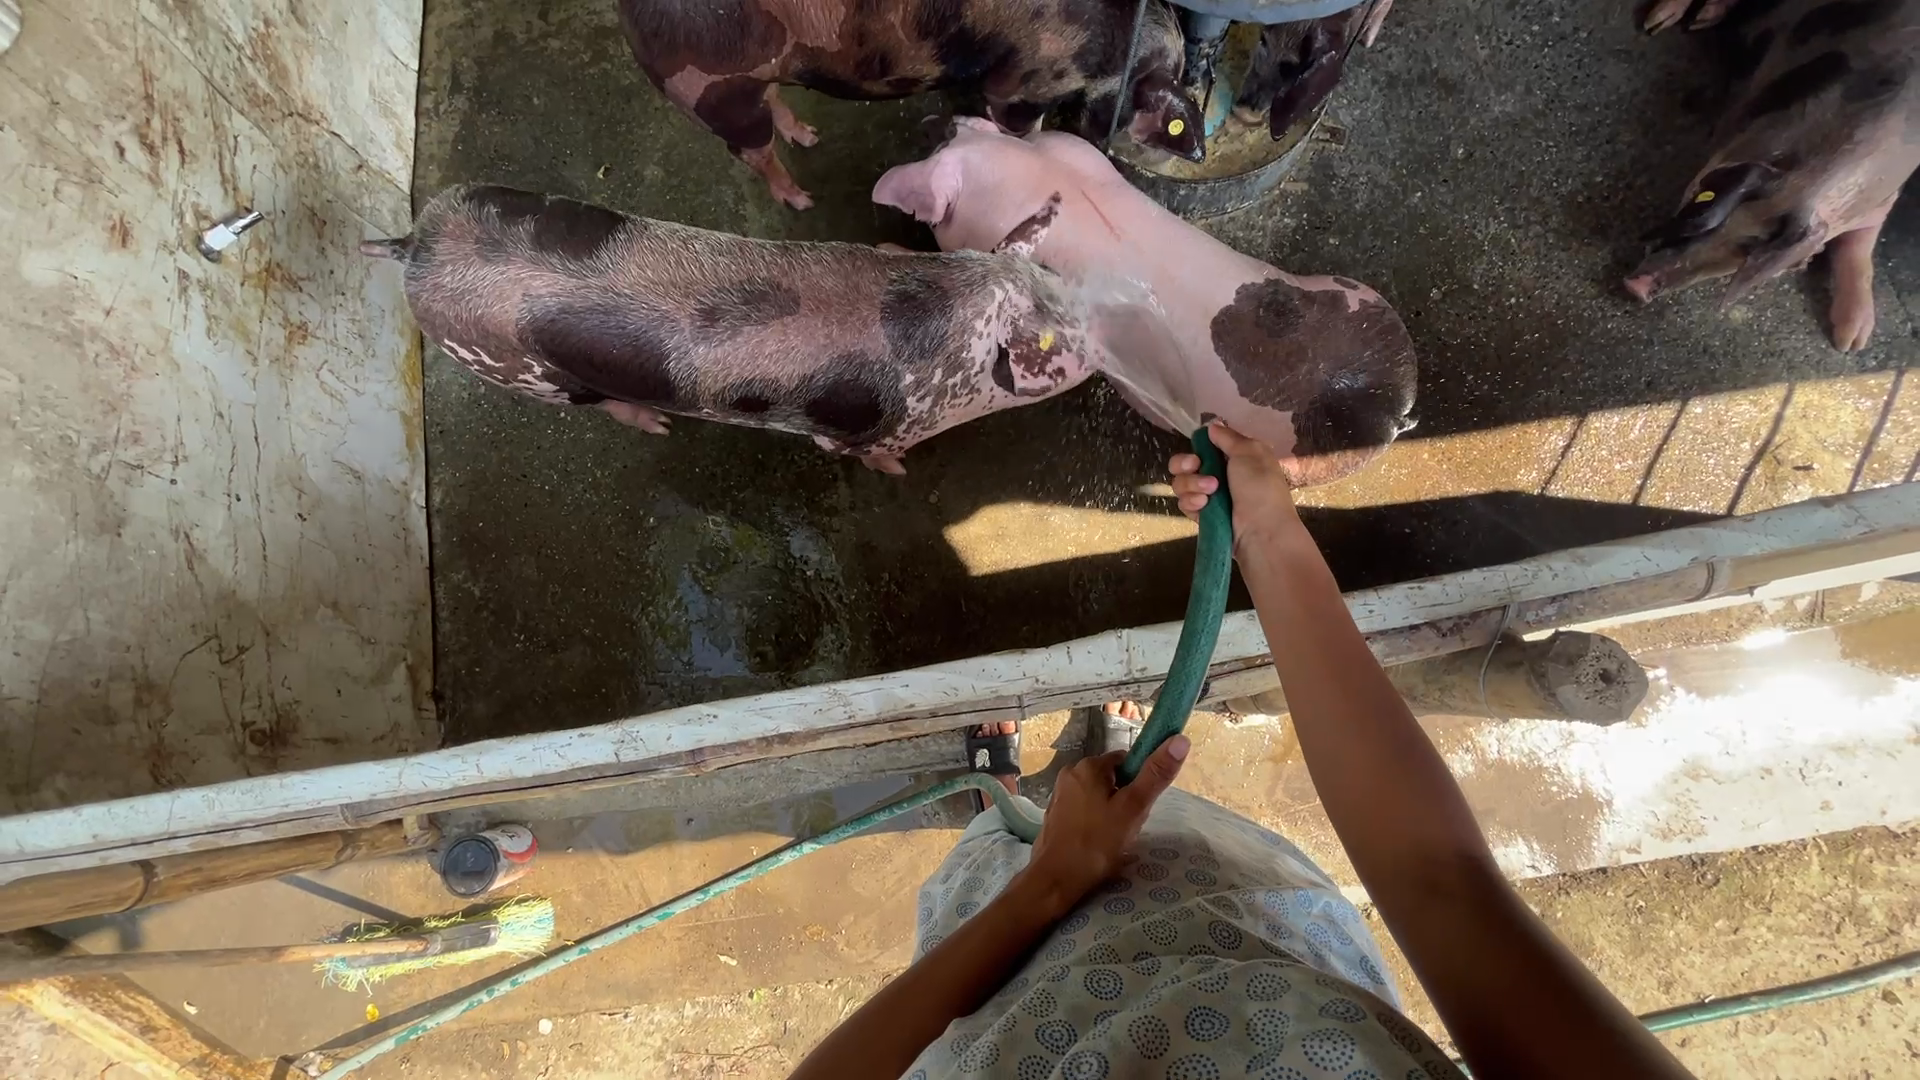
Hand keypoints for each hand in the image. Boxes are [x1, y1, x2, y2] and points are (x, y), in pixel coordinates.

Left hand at [1021, 736, 1188, 910]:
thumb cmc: (1098, 842)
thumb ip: (1156, 775)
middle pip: (1112, 778)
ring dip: (1111, 811)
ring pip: (1099, 795)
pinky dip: (1095, 820)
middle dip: (1125, 799)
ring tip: (1113, 837)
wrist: (1056, 878)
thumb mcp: (1133, 808)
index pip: (1126, 761)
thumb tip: (1180, 739)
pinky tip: (1098, 841)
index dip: (1139, 782)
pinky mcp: (1055, 812)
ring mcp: (1060, 792)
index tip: (1141, 806)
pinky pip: (1084, 808)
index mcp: (1089, 765)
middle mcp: (1071, 772)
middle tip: (1128, 826)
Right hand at [1169, 422, 1302, 556]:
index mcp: (1234, 458)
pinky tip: (1204, 507)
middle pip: (1184, 464)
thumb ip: (1228, 438)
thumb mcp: (1250, 452)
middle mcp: (1219, 475)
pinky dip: (1191, 503)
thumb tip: (1213, 425)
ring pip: (1181, 483)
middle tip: (1196, 467)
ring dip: (1191, 485)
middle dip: (1185, 465)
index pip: (1203, 447)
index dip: (1196, 448)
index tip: (1199, 452)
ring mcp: (1209, 496)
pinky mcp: (1202, 515)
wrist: (1260, 530)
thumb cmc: (1260, 488)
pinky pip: (1184, 503)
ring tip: (1210, 494)